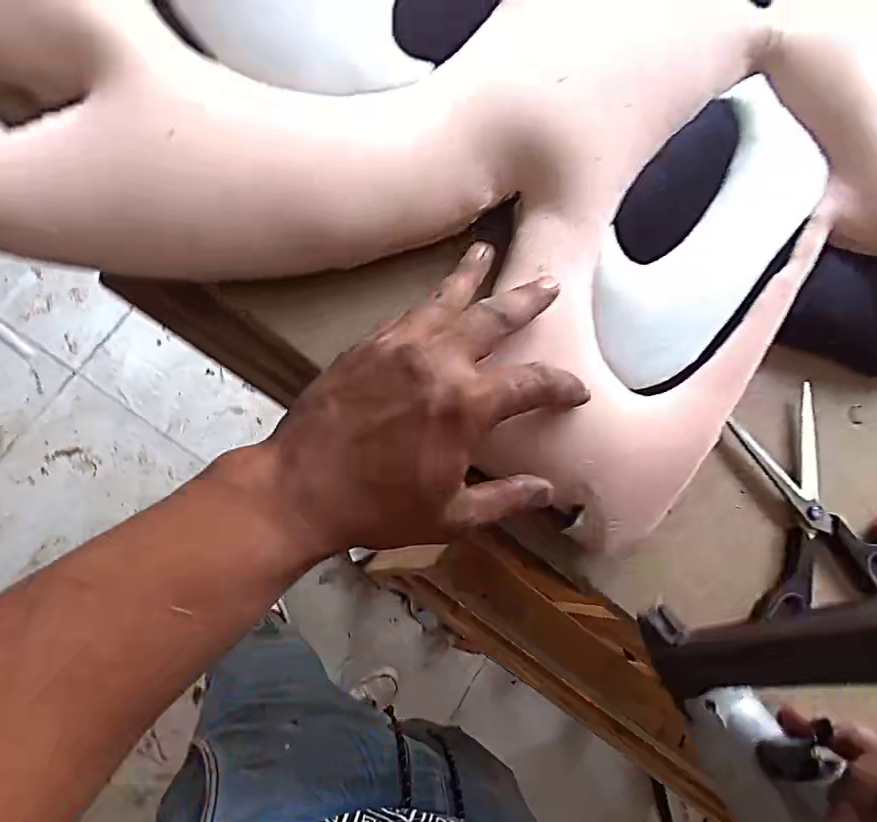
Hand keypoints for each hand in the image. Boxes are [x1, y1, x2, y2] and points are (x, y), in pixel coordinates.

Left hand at [258, 242, 588, 555]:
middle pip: (494, 318)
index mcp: (467, 404)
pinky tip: (431, 297)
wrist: (300, 489)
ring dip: (471, 276)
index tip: (576, 391)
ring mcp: (398, 348)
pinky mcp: (365, 347)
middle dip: (526, 302)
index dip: (560, 387)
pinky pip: (405, 313)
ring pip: (444, 300)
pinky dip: (426, 300)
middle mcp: (438, 361)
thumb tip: (547, 492)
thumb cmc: (377, 508)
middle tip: (548, 285)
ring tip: (485, 251)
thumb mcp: (449, 516)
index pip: (532, 383)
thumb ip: (503, 500)